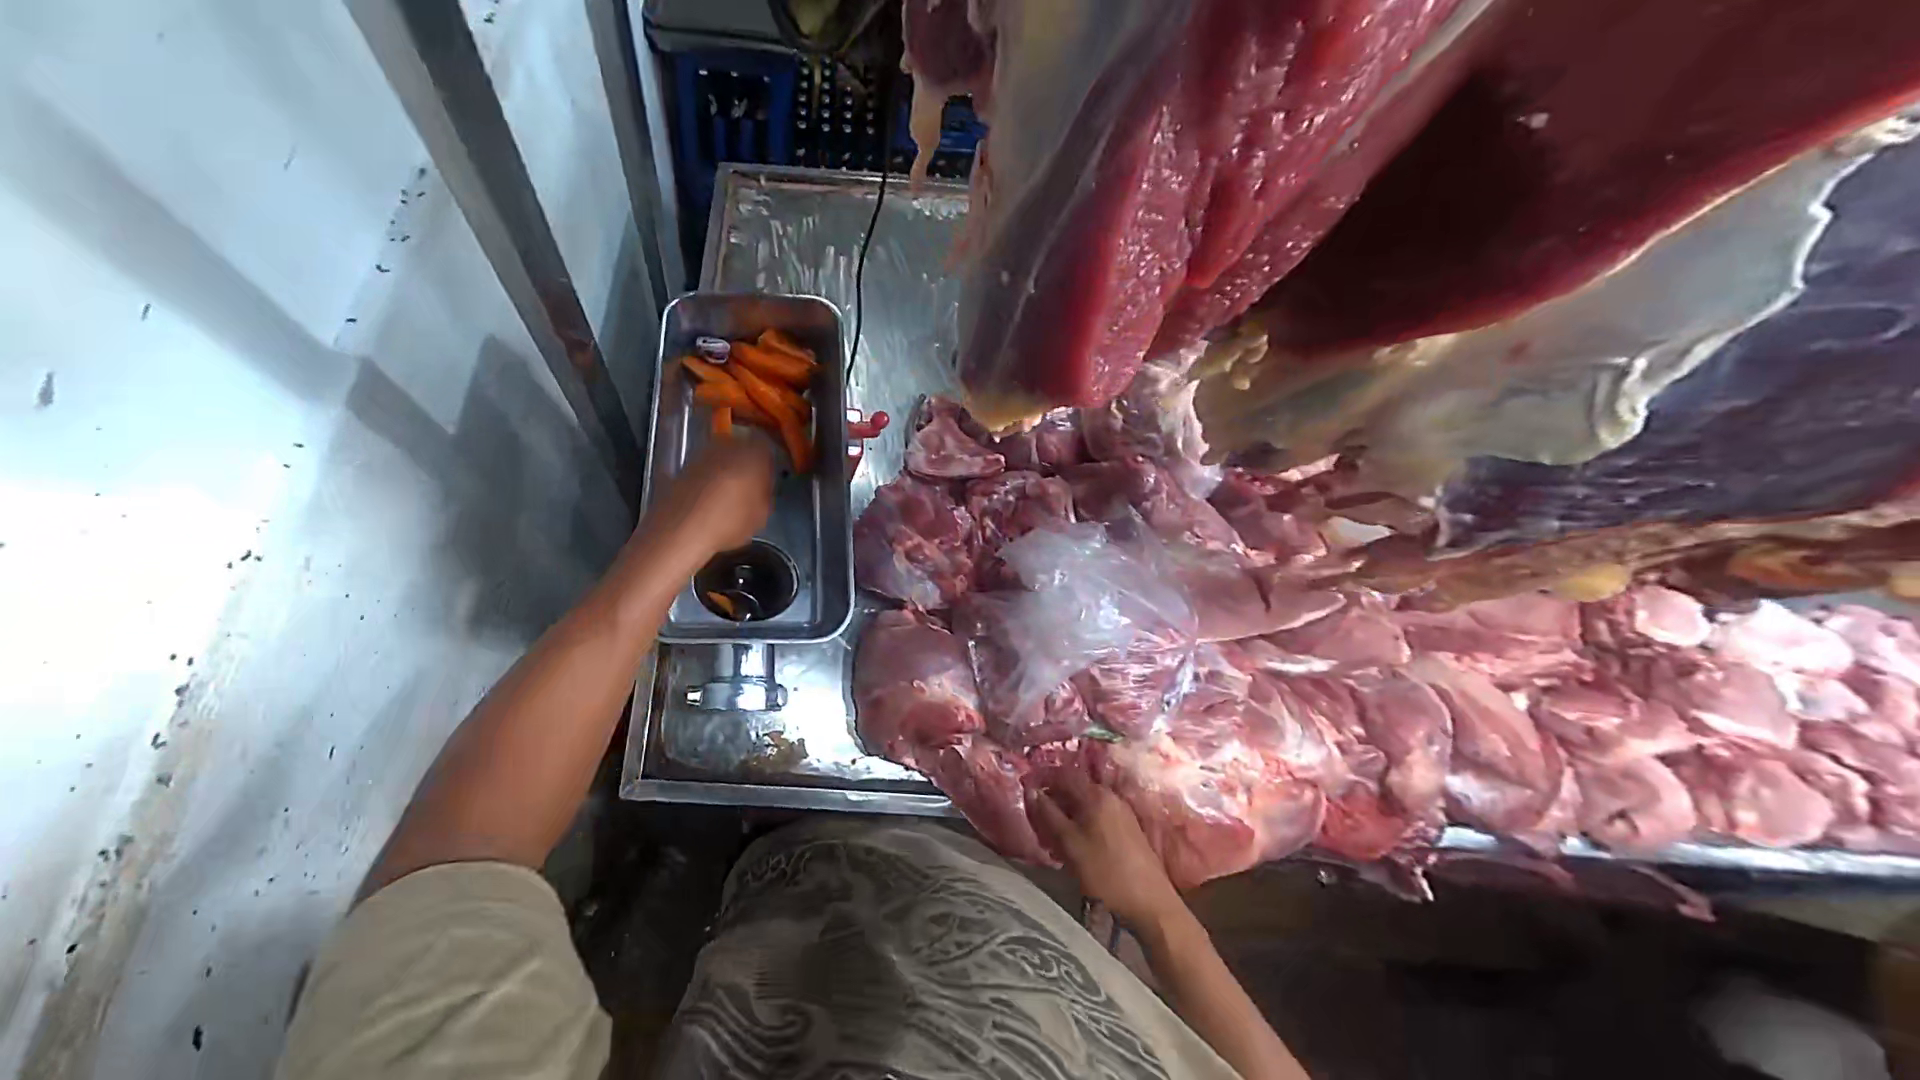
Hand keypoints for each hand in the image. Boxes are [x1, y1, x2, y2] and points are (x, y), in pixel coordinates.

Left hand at [643, 434, 775, 554]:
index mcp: (754, 451)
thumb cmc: (730, 519)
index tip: (768, 481)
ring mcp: (702, 454)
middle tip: (749, 491)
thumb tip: (762, 491)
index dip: (768, 465)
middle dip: (746, 467)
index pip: (767, 448)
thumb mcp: (762, 514)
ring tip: (727, 501)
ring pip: (721, 461)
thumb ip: (765, 495)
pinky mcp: (682, 467)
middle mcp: (728, 445)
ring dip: (725, 475)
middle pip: (742, 450)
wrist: (681, 528)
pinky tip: (708, 505)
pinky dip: (707, 484)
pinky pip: (704, 472)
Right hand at [1028, 770, 1183, 927]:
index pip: (1064, 773)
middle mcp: (1111, 796)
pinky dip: (1081, 822)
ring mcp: (1122, 812)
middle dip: (1053, 798)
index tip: (1024, 786)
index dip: (1042, 776)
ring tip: (1051, 834)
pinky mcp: (1128, 829)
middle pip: (1075, 788)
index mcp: (1096, 795)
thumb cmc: (1106, 872)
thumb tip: (1031, 790)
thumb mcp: (1070, 844)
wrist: (1151, 904)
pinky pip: (1097, 815)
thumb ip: (1049, 814)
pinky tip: (1073, 843)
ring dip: (1066, 813)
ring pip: (1086, 803)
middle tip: (1035, 816)